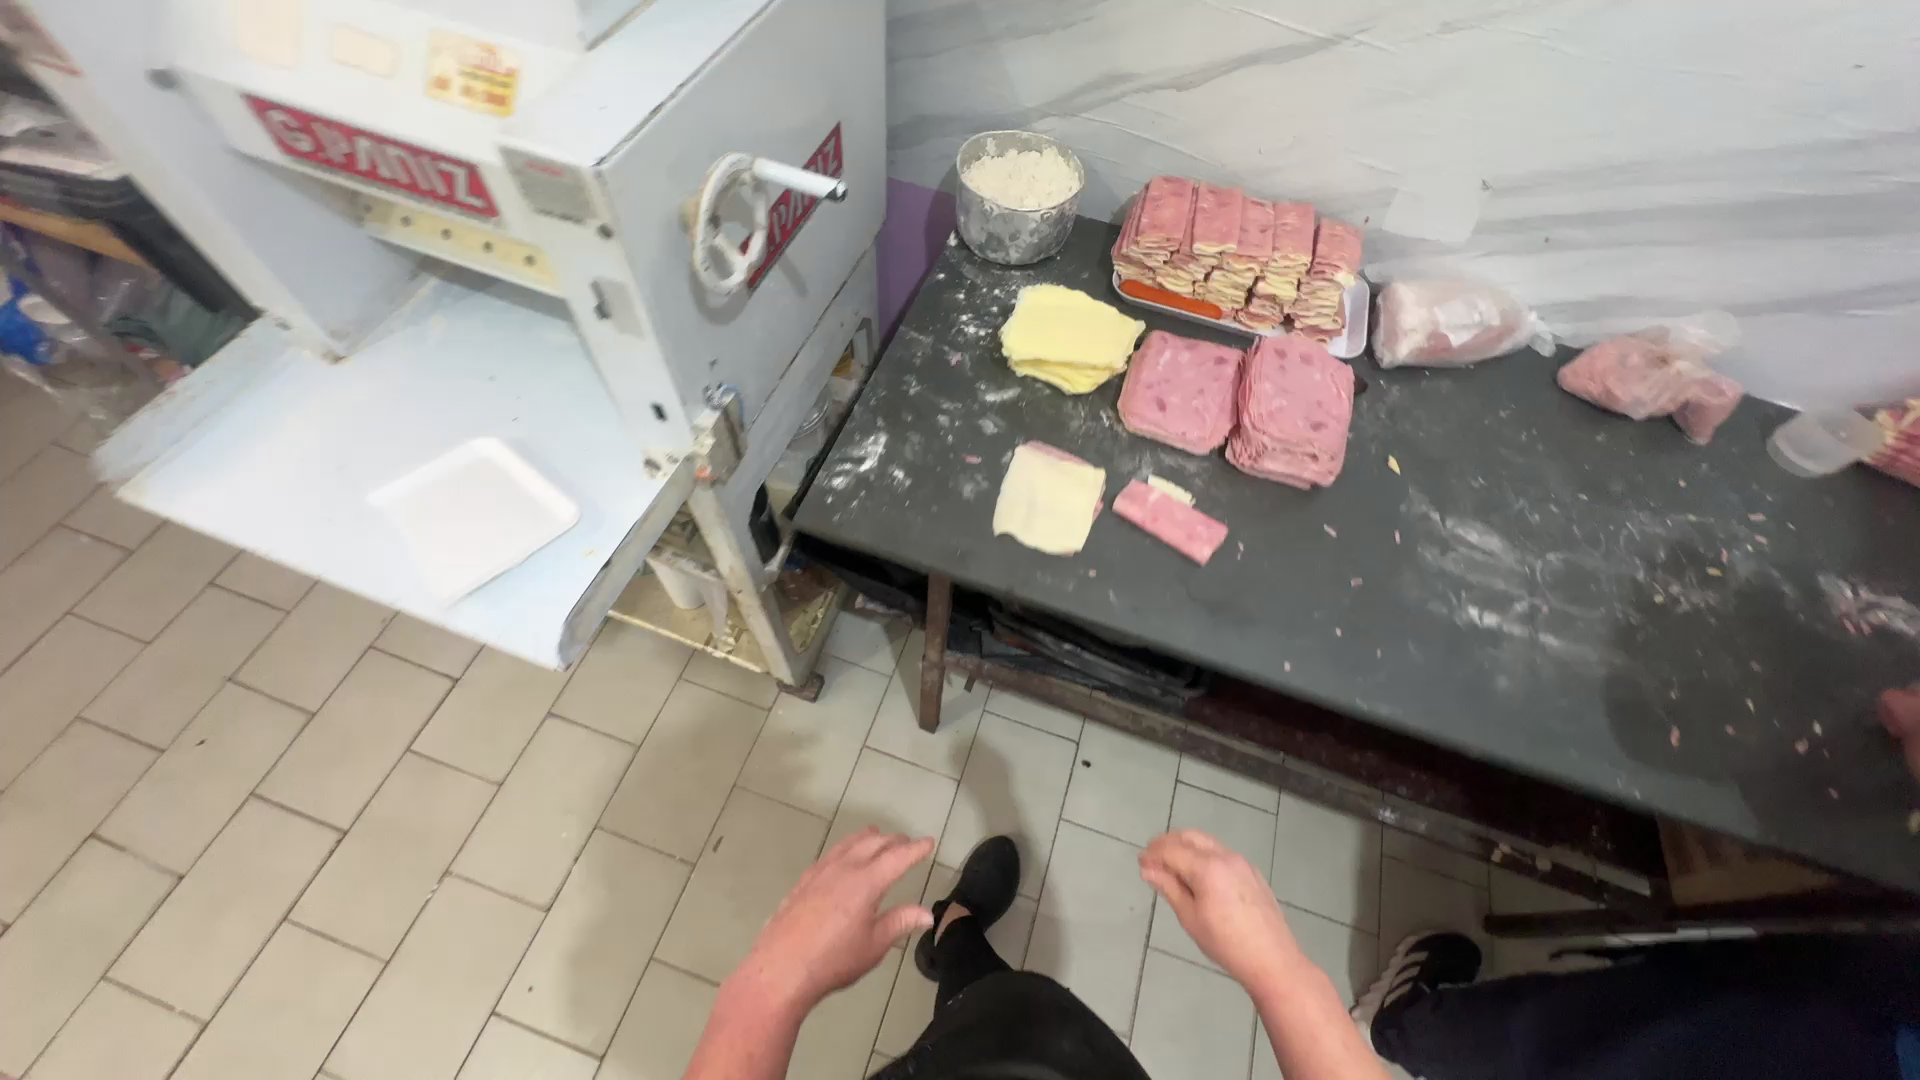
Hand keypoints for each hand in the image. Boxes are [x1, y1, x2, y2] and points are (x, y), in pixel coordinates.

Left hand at [733, 828, 935, 1011]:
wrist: (779, 970)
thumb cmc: (833, 961)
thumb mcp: (873, 946)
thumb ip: (900, 922)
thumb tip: (927, 913)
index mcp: (867, 883)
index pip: (898, 857)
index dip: (916, 849)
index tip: (929, 842)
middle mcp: (845, 868)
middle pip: (874, 843)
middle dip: (894, 840)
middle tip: (907, 843)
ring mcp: (821, 871)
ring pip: (849, 842)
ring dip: (868, 838)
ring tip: (878, 837)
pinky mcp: (804, 880)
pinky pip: (831, 853)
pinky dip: (846, 847)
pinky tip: (843, 858)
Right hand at [1140, 829, 1299, 993]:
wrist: (1274, 961)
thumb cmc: (1226, 944)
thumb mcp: (1190, 918)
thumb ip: (1169, 888)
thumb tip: (1147, 868)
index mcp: (1207, 867)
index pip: (1171, 849)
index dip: (1152, 854)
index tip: (1140, 863)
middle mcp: (1224, 856)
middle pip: (1189, 836)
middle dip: (1168, 843)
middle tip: (1153, 859)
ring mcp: (1241, 862)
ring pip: (1206, 842)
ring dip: (1186, 847)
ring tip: (1173, 868)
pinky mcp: (1252, 872)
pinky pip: (1221, 853)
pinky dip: (1203, 855)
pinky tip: (1199, 877)